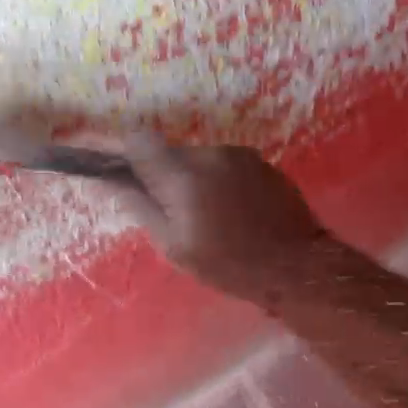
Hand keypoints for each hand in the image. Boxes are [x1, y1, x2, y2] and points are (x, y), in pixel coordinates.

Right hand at [104, 134, 332, 297]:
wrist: (297, 267)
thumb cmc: (229, 265)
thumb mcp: (174, 246)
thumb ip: (140, 207)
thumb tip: (109, 181)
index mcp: (182, 175)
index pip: (138, 140)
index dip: (127, 153)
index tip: (127, 174)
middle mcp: (207, 154)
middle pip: (170, 152)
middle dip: (165, 174)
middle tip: (176, 211)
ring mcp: (236, 153)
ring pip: (197, 158)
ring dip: (194, 178)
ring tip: (211, 214)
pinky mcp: (257, 159)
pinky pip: (223, 162)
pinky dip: (219, 179)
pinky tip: (234, 208)